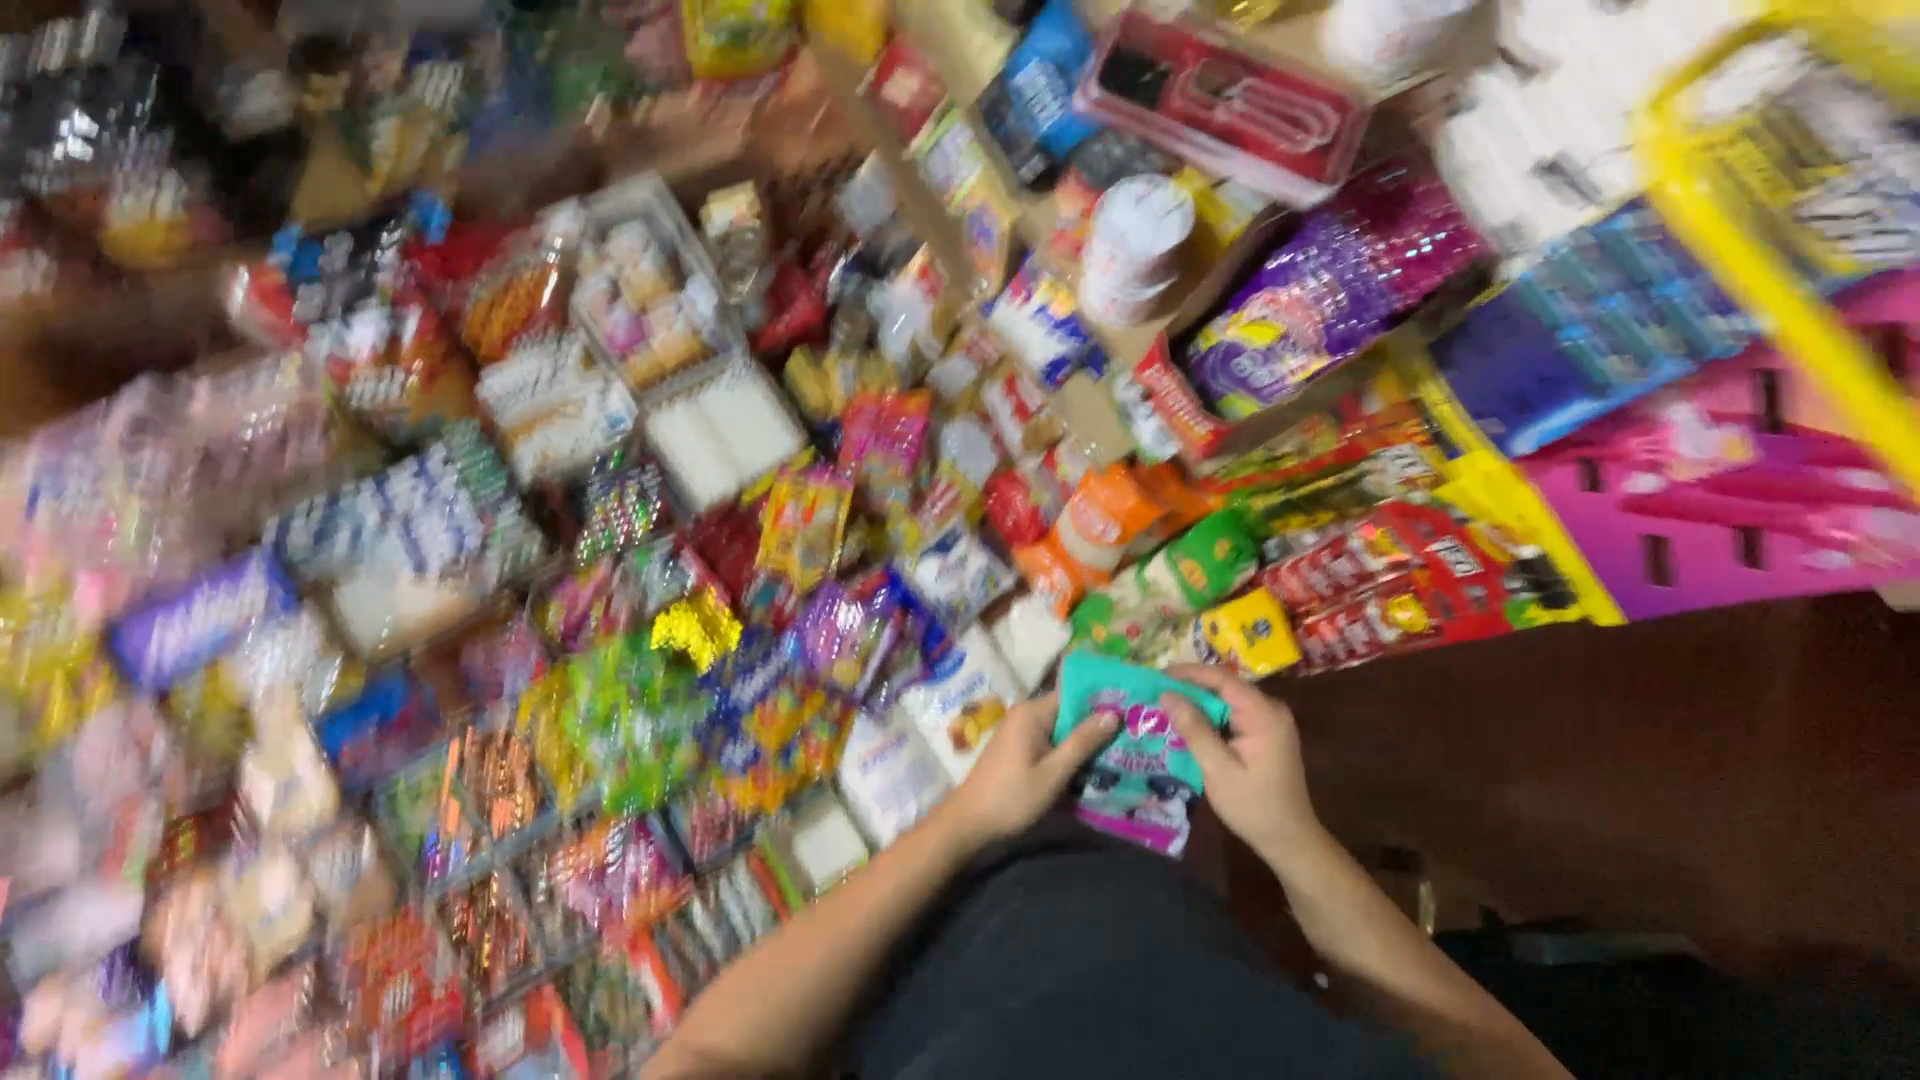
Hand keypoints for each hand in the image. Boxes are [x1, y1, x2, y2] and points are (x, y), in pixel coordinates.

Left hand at [936, 693, 1115, 851]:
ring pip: (1062, 729)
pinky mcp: (1019, 749)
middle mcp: (1026, 714)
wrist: (970, 822)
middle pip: (1070, 712)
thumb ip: (1082, 742)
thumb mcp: (1053, 772)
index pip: (1075, 694)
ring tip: (1121, 752)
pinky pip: (1051, 742)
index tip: (1133, 711)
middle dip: (1097, 725)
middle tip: (1133, 736)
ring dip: (1084, 742)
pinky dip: (1068, 752)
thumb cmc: (1013, 796)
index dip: (1103, 702)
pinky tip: (1091, 767)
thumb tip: (1113, 712)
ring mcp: (1021, 731)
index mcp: (1033, 712)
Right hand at [1159, 665, 1321, 863]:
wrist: (1288, 839)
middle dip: (1189, 687)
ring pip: (1226, 701)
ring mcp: (1270, 721)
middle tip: (1154, 691)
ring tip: (1163, 705)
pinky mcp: (1265, 734)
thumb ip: (1194, 728)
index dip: (1188, 674)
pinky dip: (1209, 717)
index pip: (1222, 680)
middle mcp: (1271, 710)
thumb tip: (1167, 695)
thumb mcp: (1218, 768)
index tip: (1157, 675)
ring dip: (1197, 703)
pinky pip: (1232, 715)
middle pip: (1225, 687)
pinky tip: (1186, 724)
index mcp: (1264, 714)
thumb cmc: (1253, 806)